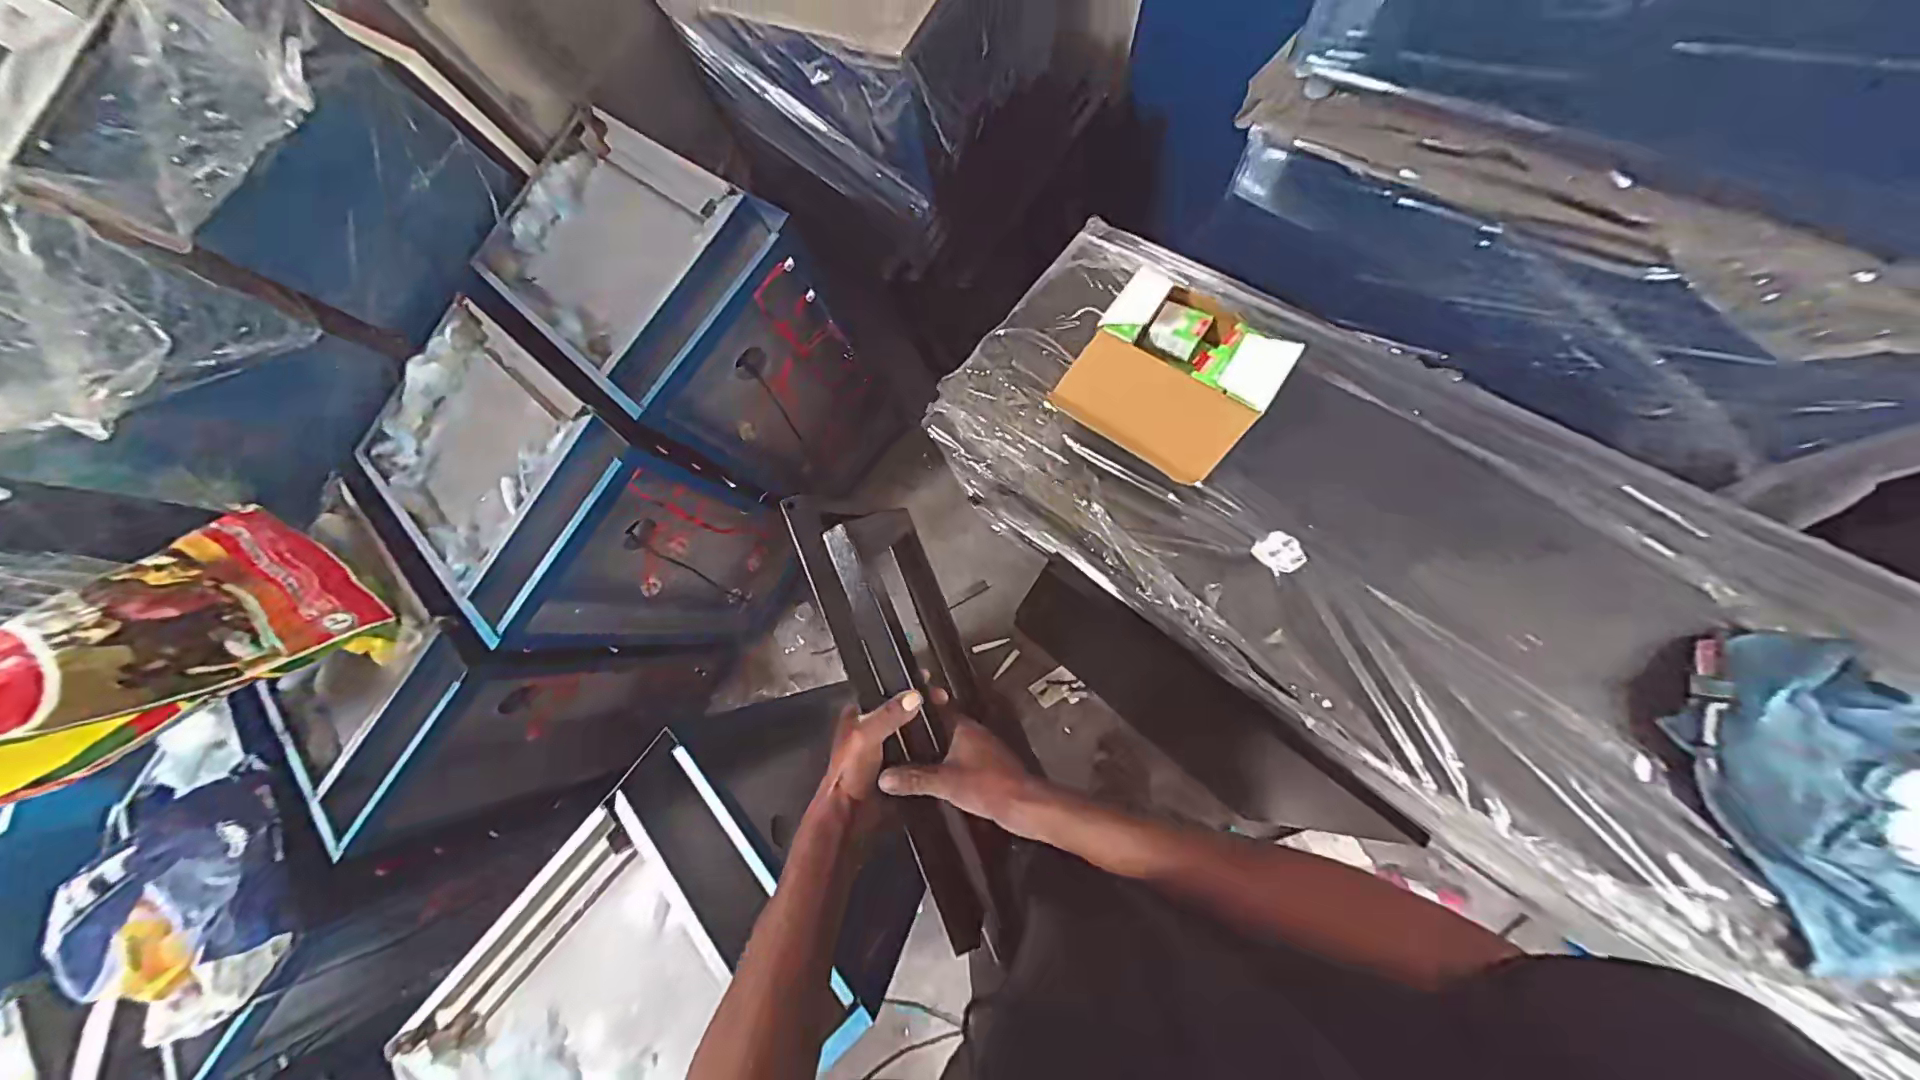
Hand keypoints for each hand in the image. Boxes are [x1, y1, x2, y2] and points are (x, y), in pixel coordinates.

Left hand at [817, 686, 944, 810]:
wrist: (849, 814)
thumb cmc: (848, 772)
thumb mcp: (866, 736)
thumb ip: (888, 714)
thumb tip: (914, 696)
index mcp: (858, 714)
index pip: (885, 689)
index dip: (905, 682)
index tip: (927, 678)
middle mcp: (872, 727)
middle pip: (902, 708)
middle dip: (922, 704)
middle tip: (943, 699)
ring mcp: (886, 747)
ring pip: (911, 728)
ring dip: (927, 724)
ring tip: (949, 716)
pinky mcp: (897, 764)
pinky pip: (917, 749)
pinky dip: (929, 745)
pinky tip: (944, 741)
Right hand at [879, 715, 1052, 838]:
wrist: (1024, 806)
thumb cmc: (989, 785)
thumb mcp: (944, 781)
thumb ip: (914, 779)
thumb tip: (885, 777)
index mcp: (964, 727)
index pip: (939, 706)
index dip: (922, 702)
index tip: (905, 699)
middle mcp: (975, 734)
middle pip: (945, 725)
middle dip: (925, 729)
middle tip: (901, 734)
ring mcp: (984, 751)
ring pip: (954, 744)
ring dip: (937, 749)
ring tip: (913, 757)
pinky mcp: (989, 768)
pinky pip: (962, 761)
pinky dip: (948, 765)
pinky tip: (937, 778)